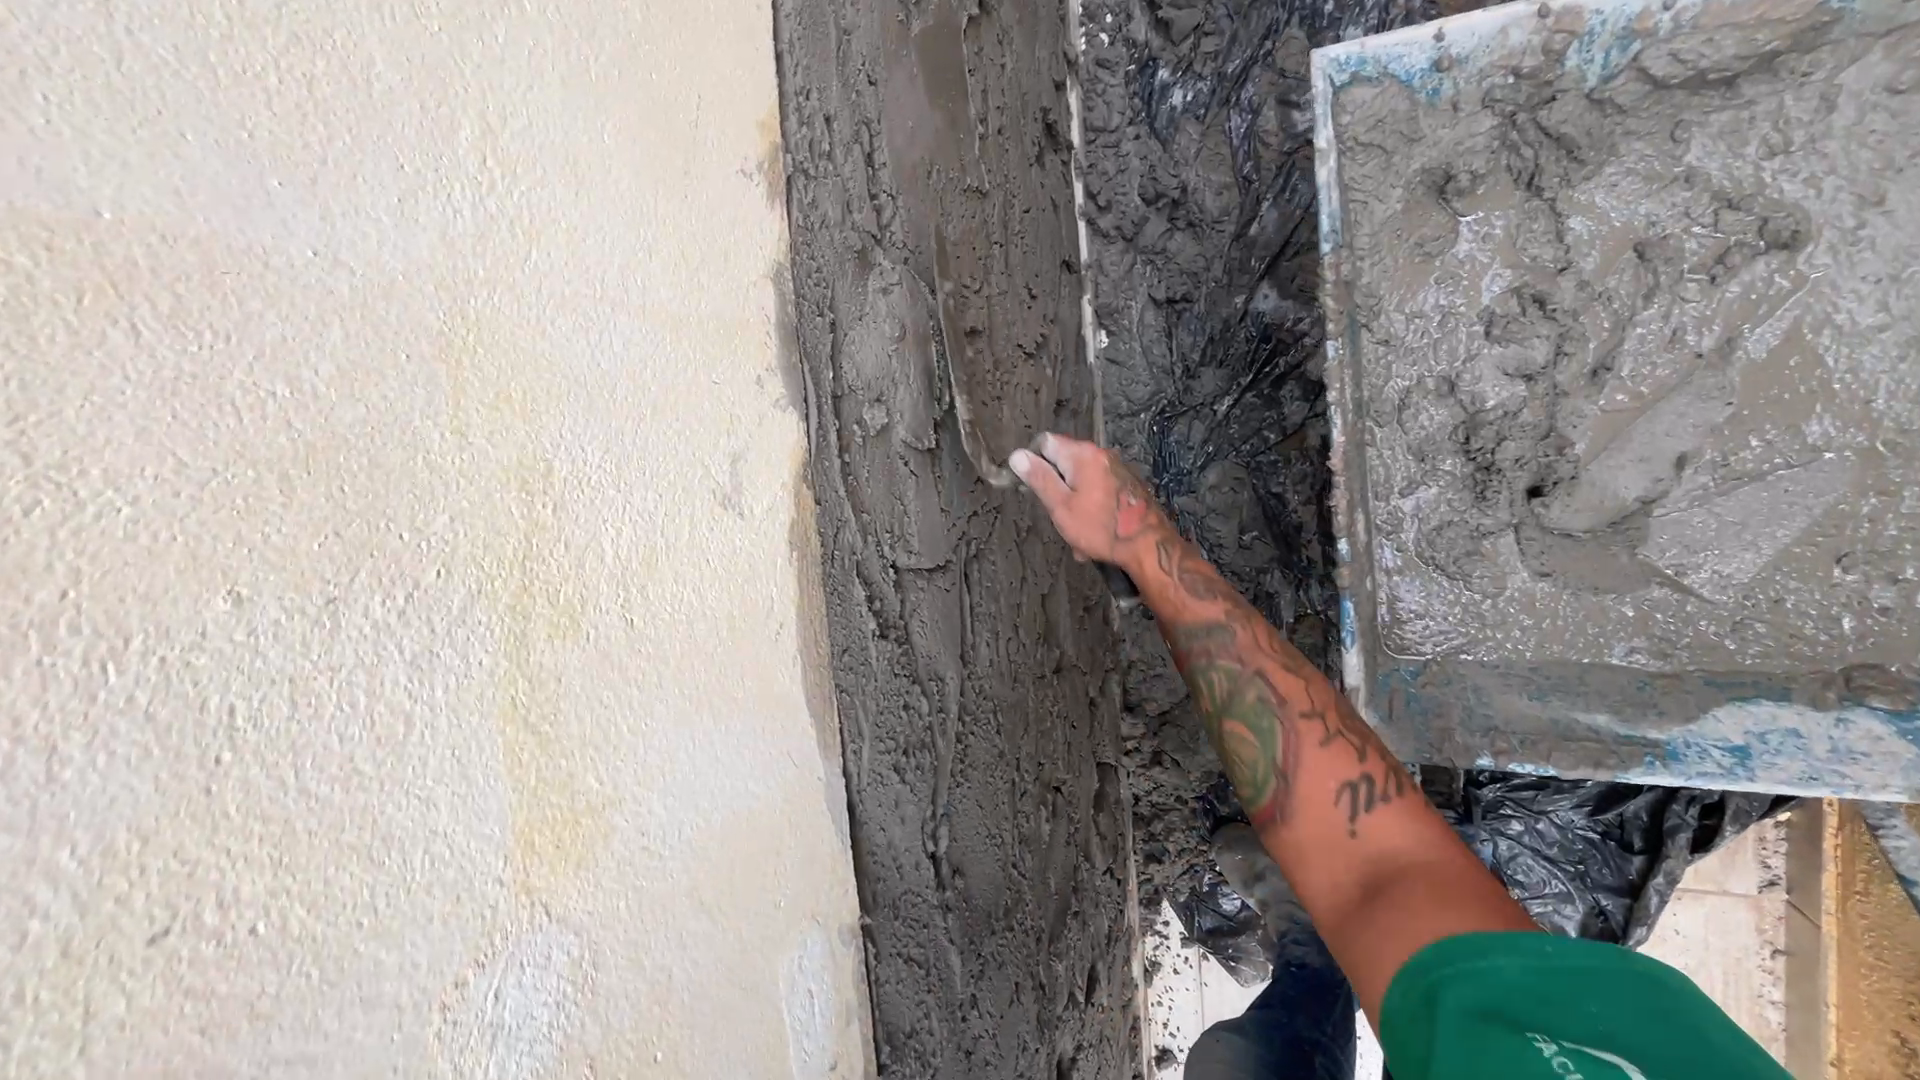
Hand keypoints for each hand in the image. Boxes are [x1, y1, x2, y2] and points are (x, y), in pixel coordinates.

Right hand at [1008, 432, 1168, 570]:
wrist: (1149, 546)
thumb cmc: (1100, 528)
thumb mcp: (1061, 506)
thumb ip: (1039, 478)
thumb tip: (1016, 455)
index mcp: (1082, 454)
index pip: (1046, 443)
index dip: (1034, 463)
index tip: (1034, 488)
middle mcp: (1101, 454)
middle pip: (1064, 463)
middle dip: (1057, 490)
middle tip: (1057, 517)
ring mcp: (1116, 469)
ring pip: (1081, 482)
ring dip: (1074, 505)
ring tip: (1077, 536)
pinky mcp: (1127, 485)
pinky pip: (1098, 491)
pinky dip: (1091, 509)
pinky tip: (1094, 534)